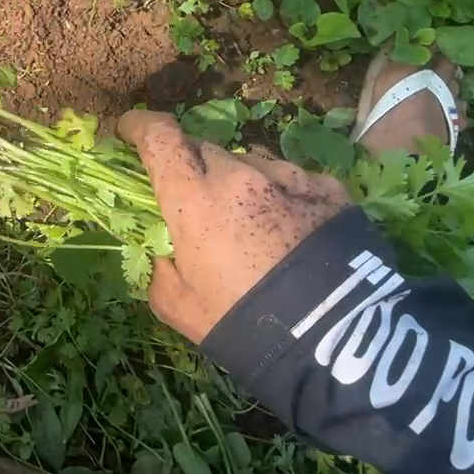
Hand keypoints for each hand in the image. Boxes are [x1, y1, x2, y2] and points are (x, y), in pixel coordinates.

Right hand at [119, 110, 350, 341]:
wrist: (341, 347)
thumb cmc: (243, 324)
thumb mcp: (178, 307)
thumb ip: (161, 268)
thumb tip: (165, 253)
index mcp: (193, 198)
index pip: (159, 137)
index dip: (141, 125)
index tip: (131, 130)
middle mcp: (238, 175)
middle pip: (204, 149)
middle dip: (193, 167)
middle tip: (199, 200)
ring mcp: (288, 179)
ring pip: (250, 163)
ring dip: (241, 182)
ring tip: (254, 224)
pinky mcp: (330, 191)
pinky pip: (294, 180)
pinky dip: (284, 196)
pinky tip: (294, 231)